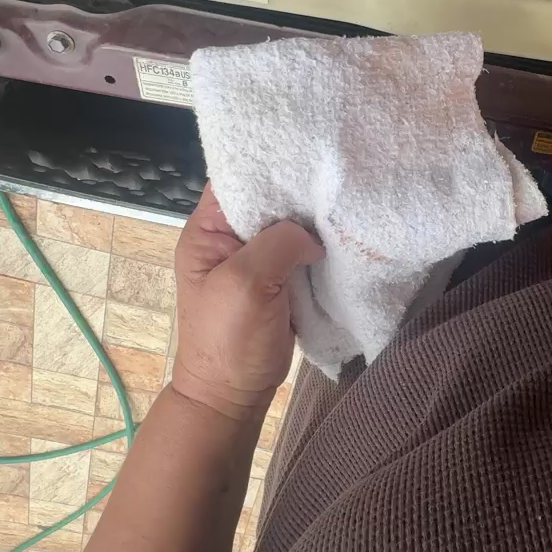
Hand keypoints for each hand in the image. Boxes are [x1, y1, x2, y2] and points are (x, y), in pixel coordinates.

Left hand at [170, 185, 324, 417]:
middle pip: (268, 199)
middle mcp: (230, 237)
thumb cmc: (229, 339)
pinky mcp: (279, 276)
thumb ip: (278, 243)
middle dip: (298, 192)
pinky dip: (319, 243)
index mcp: (207, 231)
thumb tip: (312, 234)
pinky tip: (341, 234)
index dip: (268, 166)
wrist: (235, 394)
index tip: (307, 156)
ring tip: (344, 202)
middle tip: (335, 179)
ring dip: (312, 219)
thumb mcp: (246, 283)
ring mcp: (256, 258)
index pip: (237, 180)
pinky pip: (300, 248)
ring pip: (288, 224)